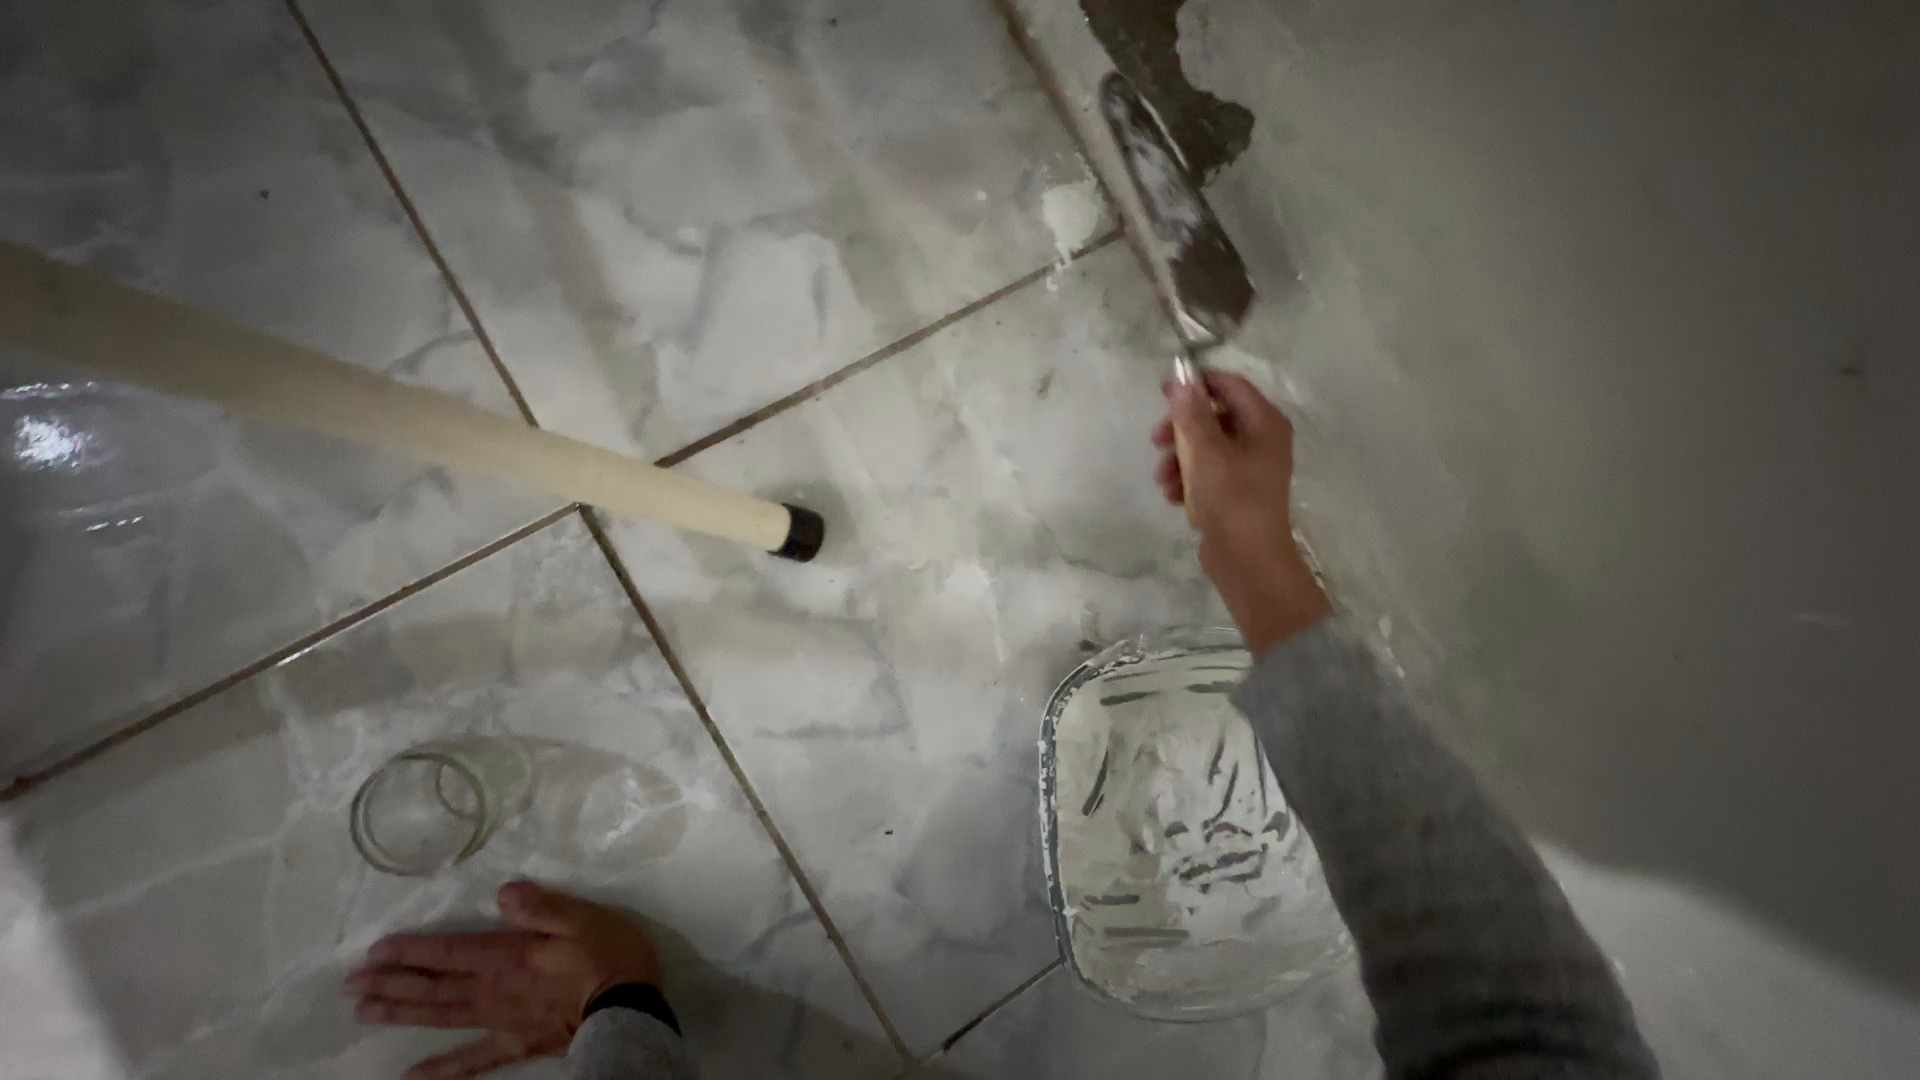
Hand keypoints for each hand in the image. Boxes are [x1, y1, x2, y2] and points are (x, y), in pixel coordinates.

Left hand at [344, 881, 662, 1079]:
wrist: (627, 1008)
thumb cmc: (608, 954)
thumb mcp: (583, 917)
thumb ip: (541, 906)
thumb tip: (502, 893)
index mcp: (509, 955)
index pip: (450, 951)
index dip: (412, 950)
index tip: (375, 951)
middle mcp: (494, 989)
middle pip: (435, 986)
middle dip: (392, 982)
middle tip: (351, 984)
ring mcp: (500, 1021)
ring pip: (441, 1016)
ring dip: (403, 1012)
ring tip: (365, 1011)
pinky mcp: (515, 1044)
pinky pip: (471, 1061)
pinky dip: (441, 1070)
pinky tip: (413, 1076)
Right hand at [1152, 371, 1331, 654]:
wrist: (1248, 559)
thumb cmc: (1232, 498)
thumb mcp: (1206, 451)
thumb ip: (1192, 414)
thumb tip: (1181, 382)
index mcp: (1264, 423)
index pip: (1230, 385)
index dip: (1196, 384)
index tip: (1163, 391)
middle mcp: (1260, 440)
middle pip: (1214, 418)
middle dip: (1181, 429)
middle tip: (1156, 441)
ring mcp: (1248, 469)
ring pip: (1205, 449)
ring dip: (1178, 460)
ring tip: (1162, 480)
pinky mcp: (1235, 493)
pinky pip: (1206, 474)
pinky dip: (1187, 481)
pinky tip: (1172, 496)